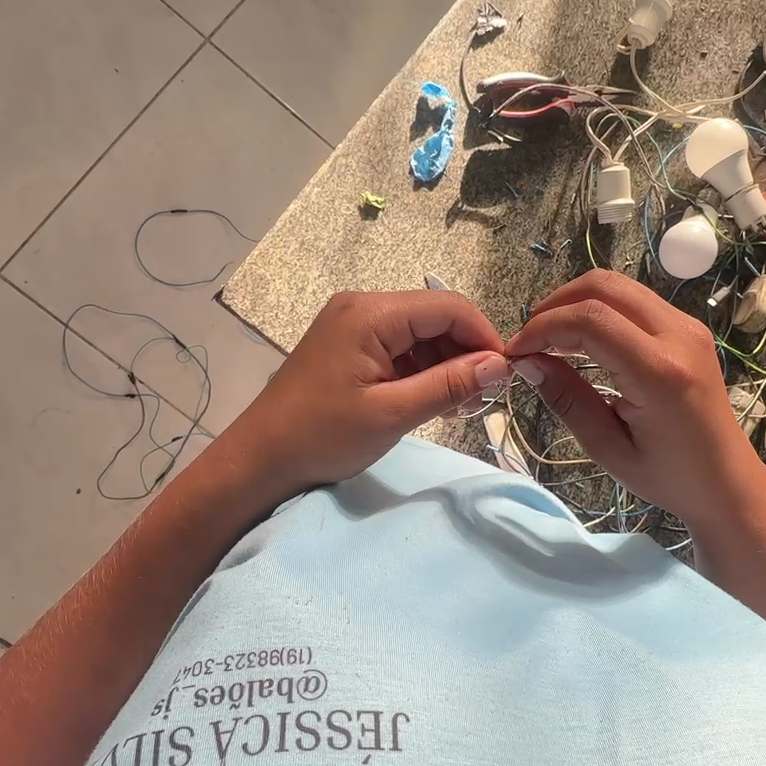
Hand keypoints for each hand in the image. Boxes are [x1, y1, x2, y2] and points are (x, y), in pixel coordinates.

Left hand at [218, 290, 509, 494]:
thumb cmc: (323, 437)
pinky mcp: (348, 345)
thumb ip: (449, 385)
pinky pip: (398, 347)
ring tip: (458, 405)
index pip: (447, 307)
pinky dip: (420, 370)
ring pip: (419, 333)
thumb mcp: (392, 414)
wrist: (261, 459)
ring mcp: (352, 325)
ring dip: (445, 364)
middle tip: (481, 398)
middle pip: (434, 316)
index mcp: (370, 314)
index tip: (505, 375)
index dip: (483, 336)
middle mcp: (362, 307)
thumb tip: (500, 365)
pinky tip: (431, 399)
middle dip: (465, 352)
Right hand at [504, 270, 765, 528]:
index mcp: (660, 373)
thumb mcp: (607, 448)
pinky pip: (634, 299)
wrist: (726, 482)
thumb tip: (527, 362)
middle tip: (530, 339)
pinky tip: (581, 339)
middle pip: (603, 287)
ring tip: (550, 338)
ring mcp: (688, 326)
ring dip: (576, 303)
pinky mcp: (688, 328)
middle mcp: (679, 336)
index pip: (590, 321)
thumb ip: (568, 399)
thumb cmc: (668, 477)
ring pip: (619, 285)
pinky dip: (598, 308)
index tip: (517, 353)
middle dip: (555, 305)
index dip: (543, 328)